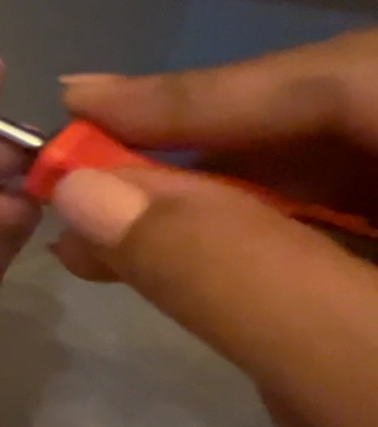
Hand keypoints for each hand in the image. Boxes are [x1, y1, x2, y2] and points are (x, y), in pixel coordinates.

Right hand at [48, 27, 377, 426]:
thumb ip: (230, 276)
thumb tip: (82, 192)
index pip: (365, 77)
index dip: (205, 89)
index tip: (78, 106)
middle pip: (369, 127)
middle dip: (220, 174)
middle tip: (97, 210)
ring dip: (265, 237)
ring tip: (177, 292)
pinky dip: (334, 281)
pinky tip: (301, 349)